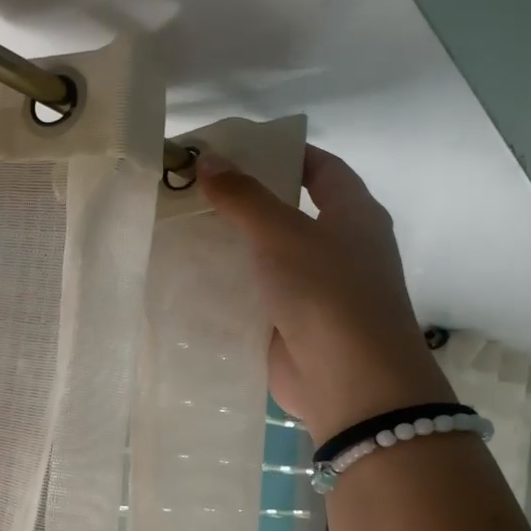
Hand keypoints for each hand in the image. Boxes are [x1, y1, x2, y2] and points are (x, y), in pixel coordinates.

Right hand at [198, 146, 455, 442]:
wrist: (348, 379)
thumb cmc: (327, 292)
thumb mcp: (282, 234)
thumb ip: (243, 198)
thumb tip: (208, 160)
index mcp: (353, 216)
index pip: (322, 170)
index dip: (284, 154)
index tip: (236, 151)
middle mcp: (337, 248)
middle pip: (287, 214)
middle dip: (244, 204)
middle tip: (191, 192)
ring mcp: (312, 290)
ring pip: (265, 258)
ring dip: (229, 248)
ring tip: (177, 232)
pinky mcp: (288, 325)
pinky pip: (252, 298)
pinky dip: (225, 289)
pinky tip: (185, 281)